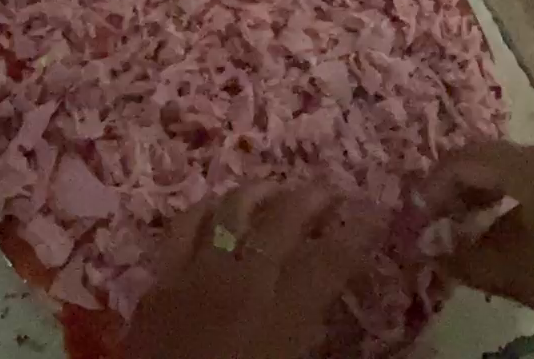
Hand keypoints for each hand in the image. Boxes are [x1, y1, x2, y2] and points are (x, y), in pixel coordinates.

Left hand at [121, 183, 386, 358]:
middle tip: (332, 191)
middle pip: (280, 221)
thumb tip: (359, 334)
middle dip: (312, 199)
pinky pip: (182, 227)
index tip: (376, 214)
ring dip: (259, 194)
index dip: (357, 235)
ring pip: (231, 210)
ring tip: (277, 190)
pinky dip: (205, 210)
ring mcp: (192, 276)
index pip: (328, 262)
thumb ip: (318, 343)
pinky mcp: (157, 283)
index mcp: (279, 319)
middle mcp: (238, 283)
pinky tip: (215, 207)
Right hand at [418, 141, 533, 358]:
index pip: (464, 159)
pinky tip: (505, 245)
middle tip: (433, 222)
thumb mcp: (520, 276)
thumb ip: (469, 260)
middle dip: (456, 190)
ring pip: (512, 177)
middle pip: (488, 161)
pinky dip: (510, 211)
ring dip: (483, 202)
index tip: (414, 216)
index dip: (433, 185)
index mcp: (530, 166)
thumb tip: (431, 252)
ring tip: (463, 236)